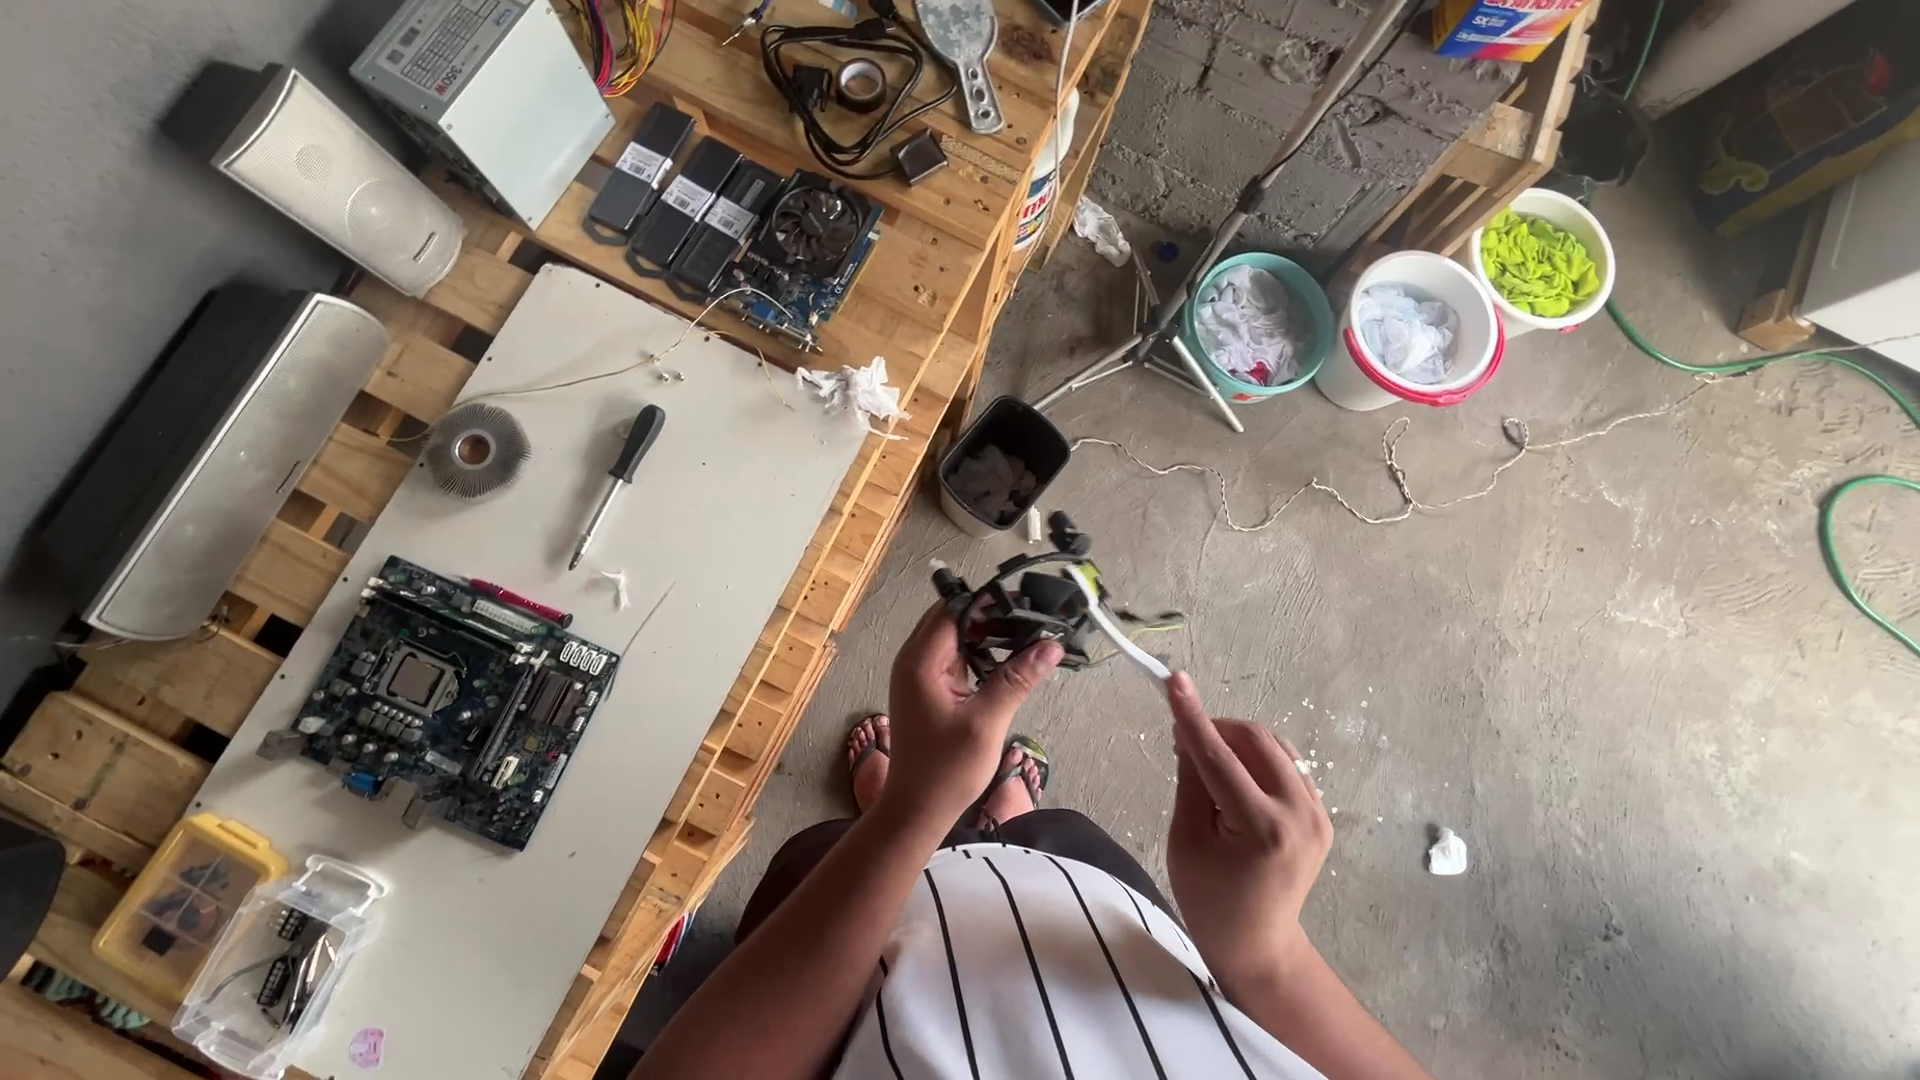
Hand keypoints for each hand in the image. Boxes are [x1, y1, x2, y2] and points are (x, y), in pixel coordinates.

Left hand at [884, 601, 1062, 824]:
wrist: (917, 809)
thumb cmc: (946, 771)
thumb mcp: (986, 723)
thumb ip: (1017, 680)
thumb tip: (1051, 645)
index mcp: (920, 662)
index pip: (953, 610)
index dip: (988, 602)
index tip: (1025, 602)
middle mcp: (914, 660)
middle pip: (952, 618)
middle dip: (991, 615)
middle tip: (1033, 618)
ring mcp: (918, 674)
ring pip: (954, 636)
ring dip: (987, 634)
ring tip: (1028, 634)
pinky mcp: (927, 688)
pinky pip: (954, 656)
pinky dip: (979, 653)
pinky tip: (1008, 660)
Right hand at [1164, 672, 1331, 994]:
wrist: (1258, 944)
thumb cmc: (1208, 897)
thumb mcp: (1187, 838)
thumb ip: (1192, 780)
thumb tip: (1189, 734)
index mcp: (1261, 826)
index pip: (1219, 756)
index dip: (1193, 715)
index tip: (1175, 680)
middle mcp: (1300, 813)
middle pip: (1255, 739)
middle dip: (1216, 728)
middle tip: (1182, 743)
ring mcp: (1317, 813)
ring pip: (1274, 746)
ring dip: (1237, 742)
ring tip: (1208, 763)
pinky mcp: (1320, 815)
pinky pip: (1286, 765)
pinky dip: (1256, 759)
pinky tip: (1236, 780)